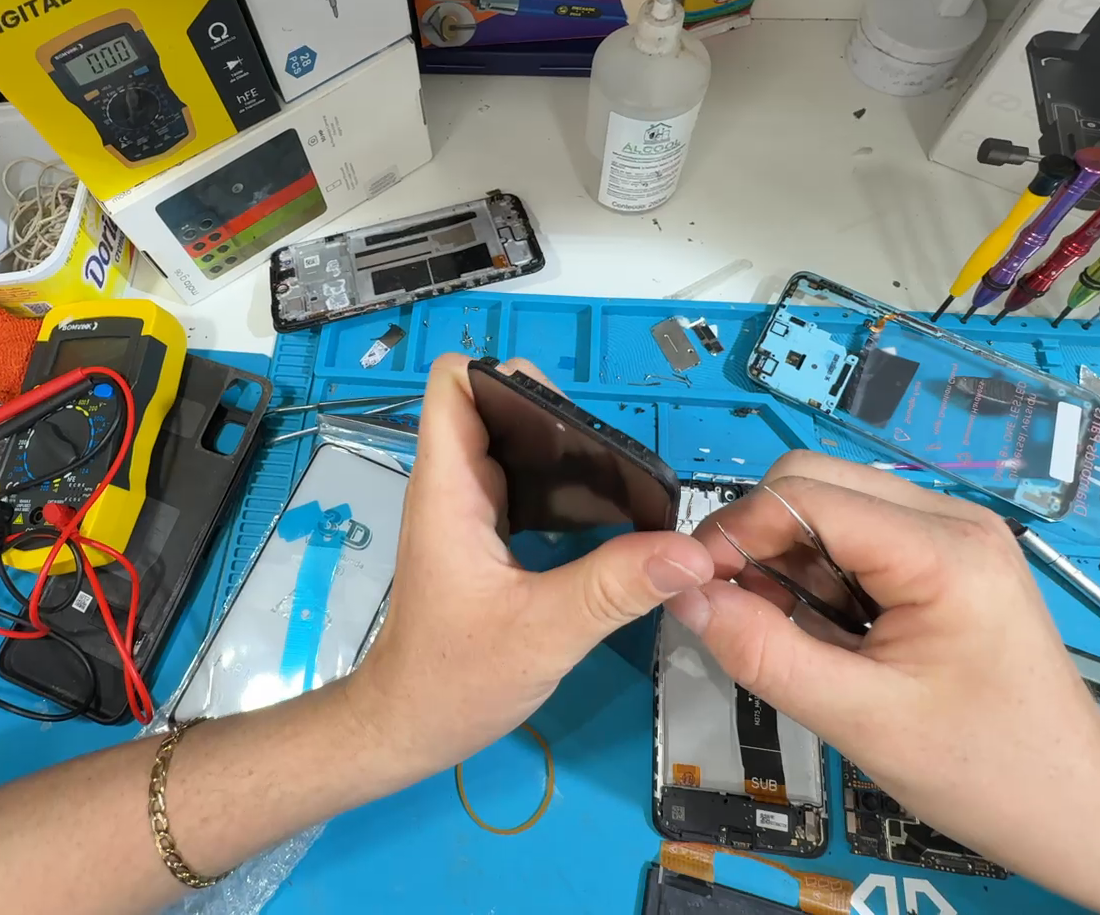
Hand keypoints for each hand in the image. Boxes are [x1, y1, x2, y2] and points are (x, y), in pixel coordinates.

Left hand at [344, 354, 715, 778]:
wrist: (410, 724)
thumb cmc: (454, 678)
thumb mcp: (543, 633)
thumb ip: (615, 587)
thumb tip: (689, 552)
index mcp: (449, 487)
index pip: (453, 384)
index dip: (502, 375)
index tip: (563, 414)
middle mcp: (452, 484)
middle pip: (491, 403)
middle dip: (549, 411)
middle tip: (606, 455)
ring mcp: (465, 507)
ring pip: (508, 441)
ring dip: (557, 447)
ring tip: (612, 479)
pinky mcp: (480, 532)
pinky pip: (519, 481)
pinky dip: (555, 483)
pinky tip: (597, 513)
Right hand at [670, 451, 1099, 881]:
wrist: (1081, 812)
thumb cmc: (984, 771)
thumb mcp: (858, 720)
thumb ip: (761, 651)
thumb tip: (682, 593)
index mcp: (943, 550)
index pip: (803, 495)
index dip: (735, 531)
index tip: (696, 586)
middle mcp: (947, 516)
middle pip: (809, 479)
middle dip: (756, 534)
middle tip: (737, 603)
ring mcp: (946, 528)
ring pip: (820, 498)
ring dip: (781, 552)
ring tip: (785, 623)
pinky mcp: (936, 549)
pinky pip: (844, 527)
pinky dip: (810, 564)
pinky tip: (820, 619)